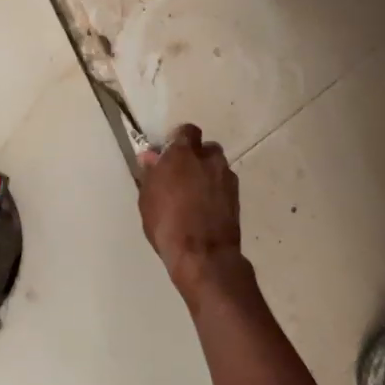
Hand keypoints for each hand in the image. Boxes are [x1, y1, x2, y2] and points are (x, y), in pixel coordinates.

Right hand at [138, 124, 244, 292]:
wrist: (203, 253)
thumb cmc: (167, 223)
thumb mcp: (147, 198)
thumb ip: (151, 173)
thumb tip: (151, 157)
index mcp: (183, 154)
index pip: (186, 131)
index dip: (178, 141)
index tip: (168, 156)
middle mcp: (209, 160)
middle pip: (205, 149)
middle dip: (195, 158)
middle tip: (181, 176)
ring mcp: (227, 177)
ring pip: (216, 167)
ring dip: (206, 175)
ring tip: (193, 196)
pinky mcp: (237, 196)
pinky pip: (223, 185)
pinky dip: (215, 191)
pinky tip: (204, 209)